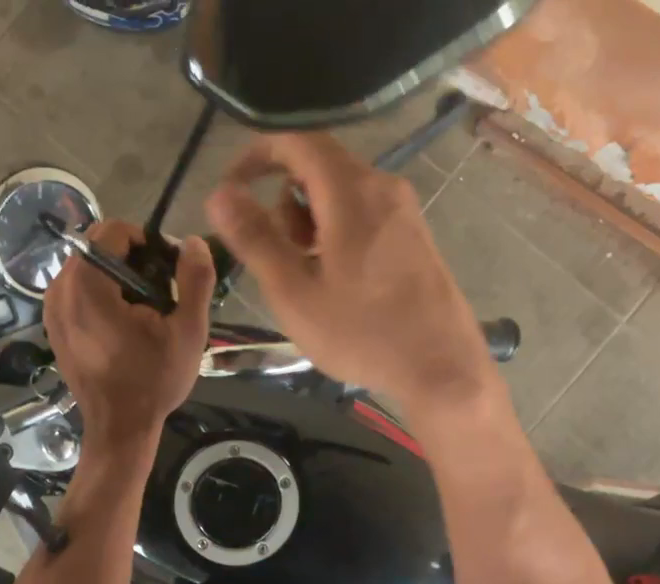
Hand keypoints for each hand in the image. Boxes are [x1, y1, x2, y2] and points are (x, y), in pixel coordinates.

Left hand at [43, 221, 214, 446]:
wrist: (120, 428)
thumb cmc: (153, 380)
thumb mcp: (187, 330)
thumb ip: (194, 278)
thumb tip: (192, 242)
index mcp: (87, 283)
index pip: (114, 230)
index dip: (147, 242)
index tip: (167, 273)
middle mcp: (59, 289)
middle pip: (99, 248)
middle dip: (132, 261)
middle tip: (159, 295)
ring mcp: (51, 309)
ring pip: (88, 269)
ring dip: (118, 279)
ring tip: (144, 313)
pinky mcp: (53, 327)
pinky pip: (78, 292)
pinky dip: (101, 297)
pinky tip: (124, 327)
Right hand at [205, 134, 494, 416]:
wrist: (440, 367)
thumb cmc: (361, 333)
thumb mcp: (294, 292)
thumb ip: (255, 239)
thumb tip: (219, 194)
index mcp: (351, 192)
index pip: (297, 140)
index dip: (256, 155)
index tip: (232, 190)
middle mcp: (382, 186)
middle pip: (318, 167)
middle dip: (285, 203)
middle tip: (279, 259)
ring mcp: (403, 210)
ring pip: (340, 194)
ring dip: (310, 224)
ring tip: (309, 280)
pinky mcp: (414, 235)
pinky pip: (363, 215)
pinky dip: (336, 235)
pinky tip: (339, 285)